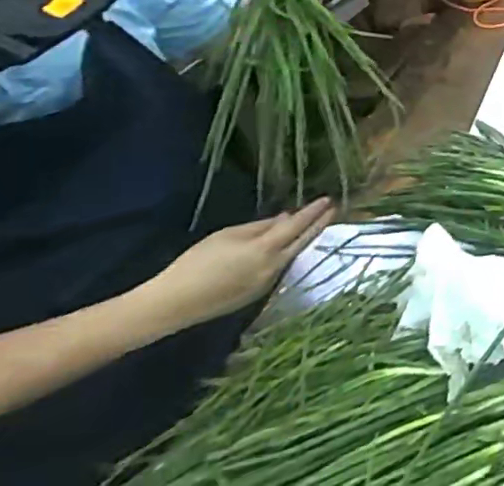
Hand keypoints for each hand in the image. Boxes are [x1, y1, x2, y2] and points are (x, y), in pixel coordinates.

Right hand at [125, 199, 334, 336]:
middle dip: (320, 224)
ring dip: (303, 239)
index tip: (328, 199)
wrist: (170, 305)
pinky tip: (286, 245)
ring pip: (292, 255)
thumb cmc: (195, 263)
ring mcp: (268, 283)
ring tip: (313, 222)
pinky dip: (286, 253)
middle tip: (333, 208)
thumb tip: (286, 218)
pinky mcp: (258, 295)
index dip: (314, 211)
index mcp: (266, 250)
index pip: (298, 225)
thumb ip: (261, 227)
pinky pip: (279, 268)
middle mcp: (274, 267)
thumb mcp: (228, 235)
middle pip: (303, 241)